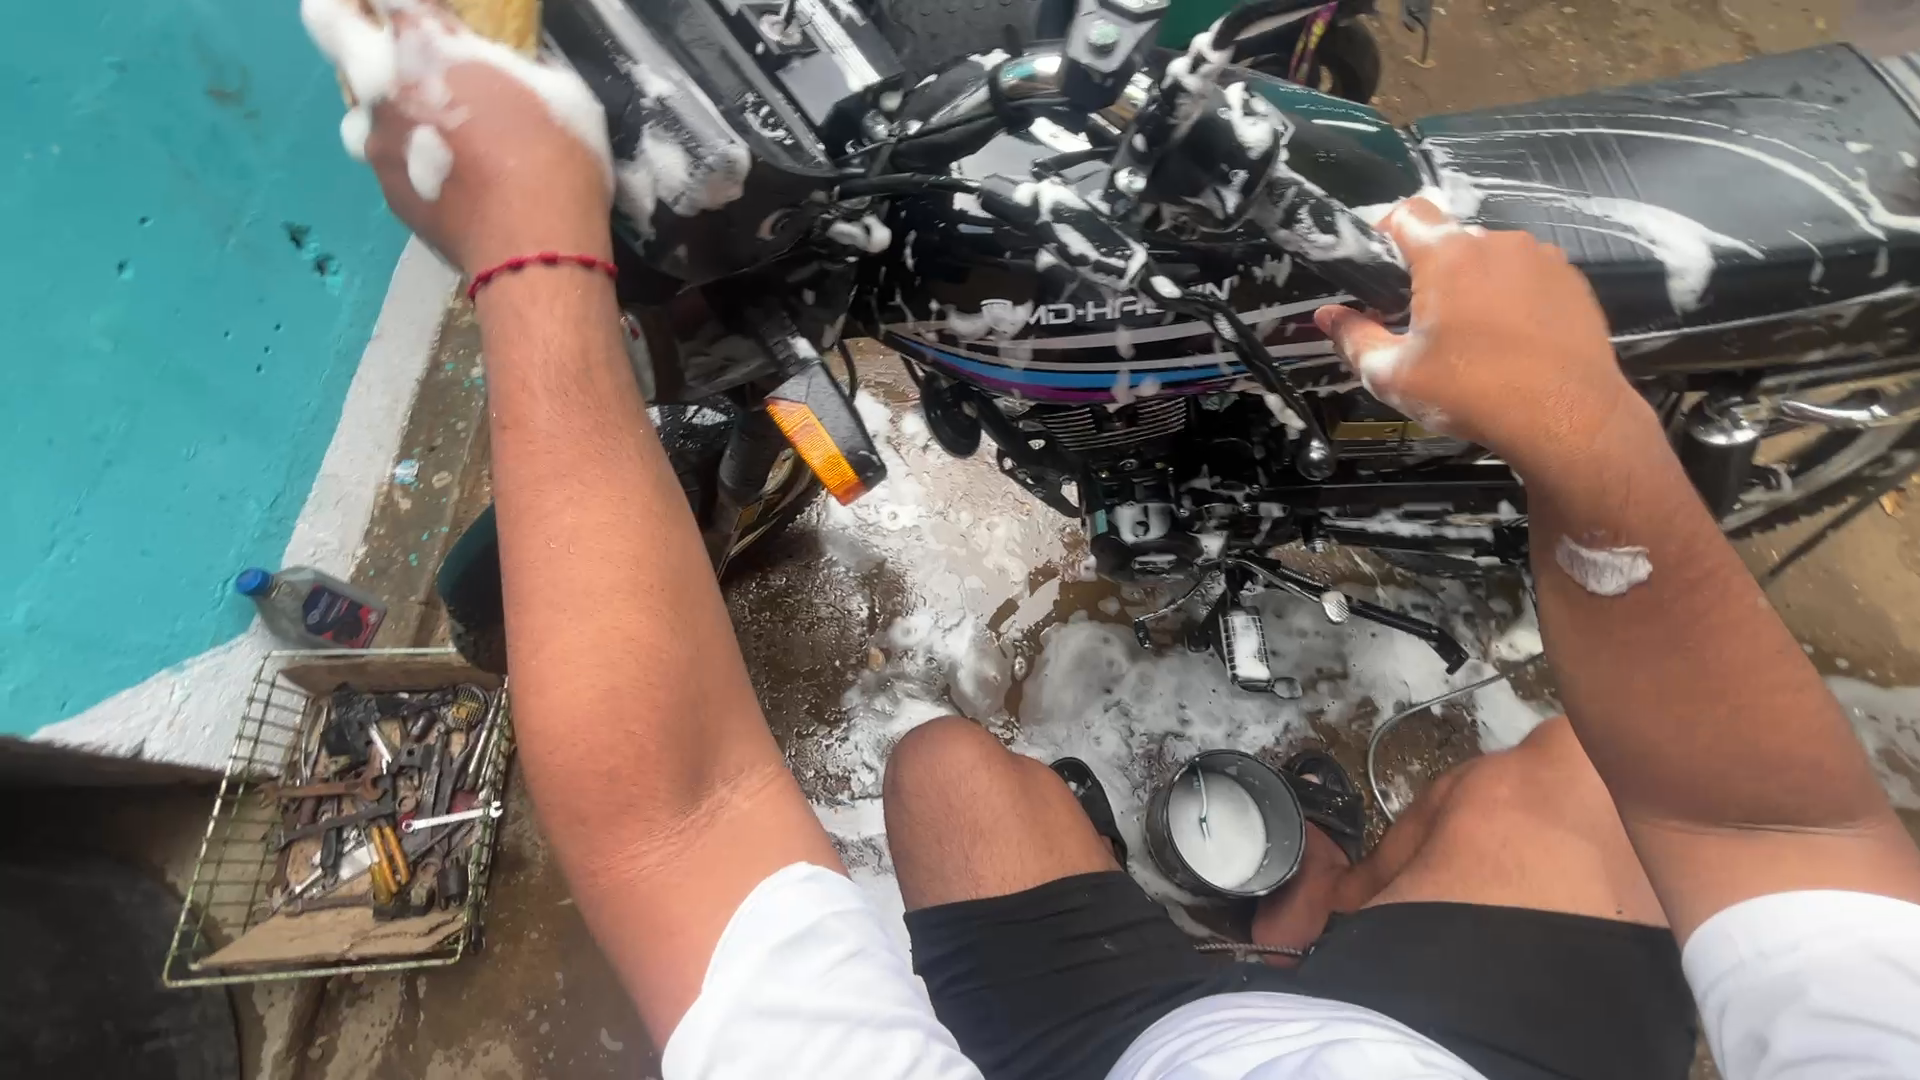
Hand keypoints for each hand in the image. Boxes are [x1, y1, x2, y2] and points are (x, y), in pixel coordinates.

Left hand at [302, 0, 613, 275]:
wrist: (537, 249)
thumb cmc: (557, 163)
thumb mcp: (564, 98)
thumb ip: (520, 74)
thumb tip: (510, 79)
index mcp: (425, 42)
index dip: (403, 4)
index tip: (417, 14)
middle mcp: (382, 82)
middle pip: (328, 26)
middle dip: (347, 24)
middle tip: (396, 54)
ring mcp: (378, 141)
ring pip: (360, 110)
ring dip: (388, 116)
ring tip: (432, 142)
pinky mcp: (390, 194)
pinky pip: (391, 168)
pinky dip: (417, 173)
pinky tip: (455, 192)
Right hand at [1313, 197, 1642, 471]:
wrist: (1564, 416)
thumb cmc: (1467, 391)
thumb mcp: (1390, 374)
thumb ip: (1353, 338)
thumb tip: (1326, 316)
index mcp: (1448, 256)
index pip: (1408, 212)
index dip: (1383, 233)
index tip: (1375, 270)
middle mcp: (1498, 243)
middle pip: (1448, 240)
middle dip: (1425, 271)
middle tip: (1412, 320)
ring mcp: (1542, 258)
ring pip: (1487, 259)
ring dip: (1467, 284)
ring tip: (1462, 334)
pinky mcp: (1571, 281)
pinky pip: (1524, 276)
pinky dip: (1505, 297)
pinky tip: (1502, 340)